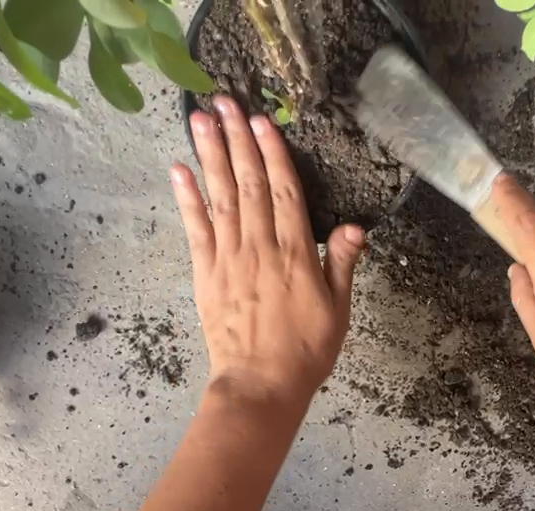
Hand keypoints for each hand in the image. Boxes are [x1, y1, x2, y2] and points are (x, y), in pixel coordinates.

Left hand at [171, 96, 364, 406]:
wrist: (262, 385)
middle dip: (238, 140)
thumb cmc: (306, 353)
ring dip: (210, 155)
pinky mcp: (206, 275)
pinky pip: (195, 228)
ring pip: (220, 197)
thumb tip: (355, 228)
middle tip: (226, 101)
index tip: (264, 122)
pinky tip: (179, 169)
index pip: (285, 193)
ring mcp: (229, 259)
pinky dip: (187, 198)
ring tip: (200, 117)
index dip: (274, 155)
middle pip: (249, 184)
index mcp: (296, 256)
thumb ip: (340, 266)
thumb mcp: (338, 313)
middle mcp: (260, 249)